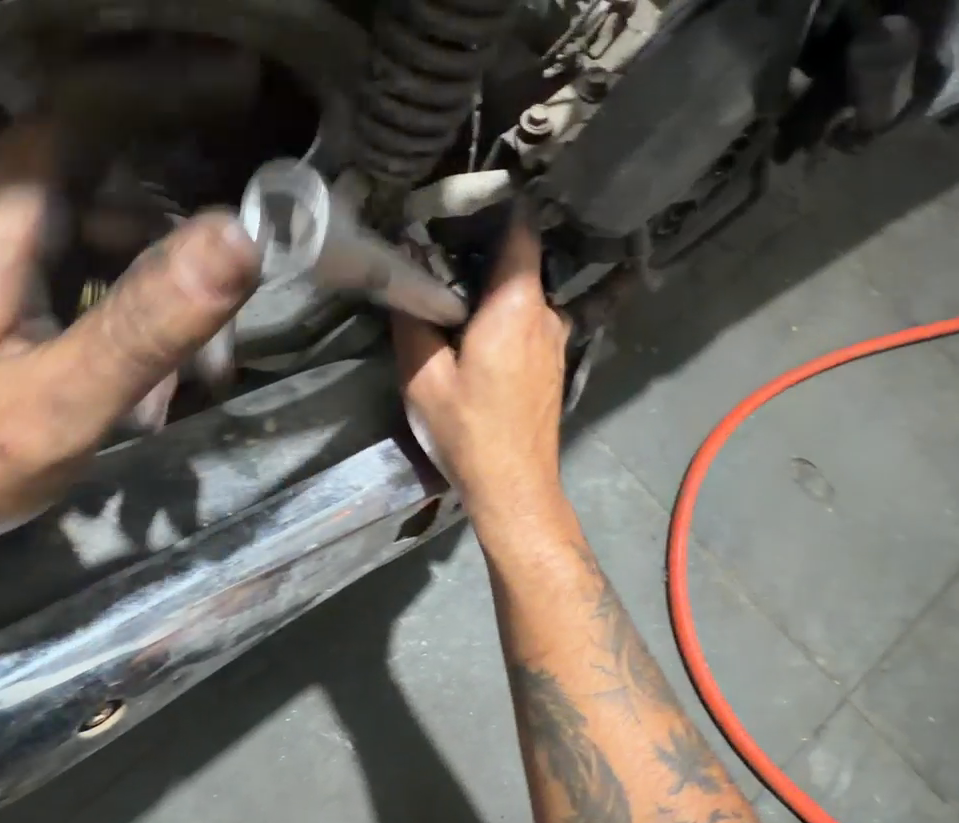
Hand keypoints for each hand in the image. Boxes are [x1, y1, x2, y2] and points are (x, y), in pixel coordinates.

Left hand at [0, 124, 259, 579]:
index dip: (177, 91)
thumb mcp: (54, 407)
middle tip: (218, 361)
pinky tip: (121, 400)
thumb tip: (240, 239)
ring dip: (148, 315)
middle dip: (179, 268)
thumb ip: (147, 324)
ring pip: (91, 255)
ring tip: (168, 404)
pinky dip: (108, 333)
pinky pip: (62, 293)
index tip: (250, 95)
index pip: (96, 108)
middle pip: (110, 200)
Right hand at [393, 209, 570, 523]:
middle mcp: (547, 313)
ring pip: (523, 296)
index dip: (493, 206)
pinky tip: (477, 336)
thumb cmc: (468, 431)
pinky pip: (529, 324)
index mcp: (516, 305)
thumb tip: (400, 277)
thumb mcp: (422, 377)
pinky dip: (505, 318)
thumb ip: (411, 320)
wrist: (514, 488)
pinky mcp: (554, 365)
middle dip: (481, 253)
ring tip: (452, 297)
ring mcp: (558, 341)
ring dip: (492, 291)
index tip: (461, 199)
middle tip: (438, 252)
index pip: (520, 229)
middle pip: (518, 263)